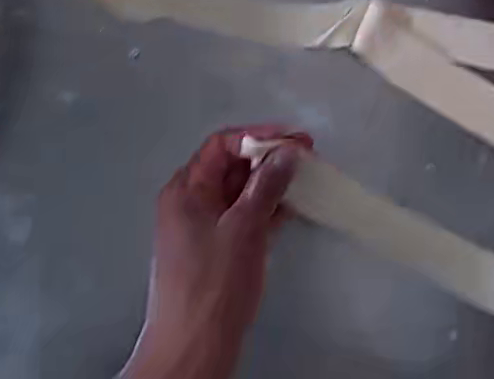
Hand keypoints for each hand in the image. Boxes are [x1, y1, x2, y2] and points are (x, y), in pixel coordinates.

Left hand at [121, 125, 311, 378]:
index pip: (222, 145)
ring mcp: (206, 227)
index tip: (292, 139)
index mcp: (186, 190)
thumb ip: (267, 185)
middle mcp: (192, 202)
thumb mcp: (243, 228)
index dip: (258, 137)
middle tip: (306, 154)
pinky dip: (270, 206)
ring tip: (307, 175)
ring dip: (274, 181)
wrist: (192, 355)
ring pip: (243, 190)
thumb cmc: (212, 285)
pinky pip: (247, 214)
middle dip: (270, 157)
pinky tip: (294, 204)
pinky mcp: (221, 249)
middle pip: (233, 165)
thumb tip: (287, 152)